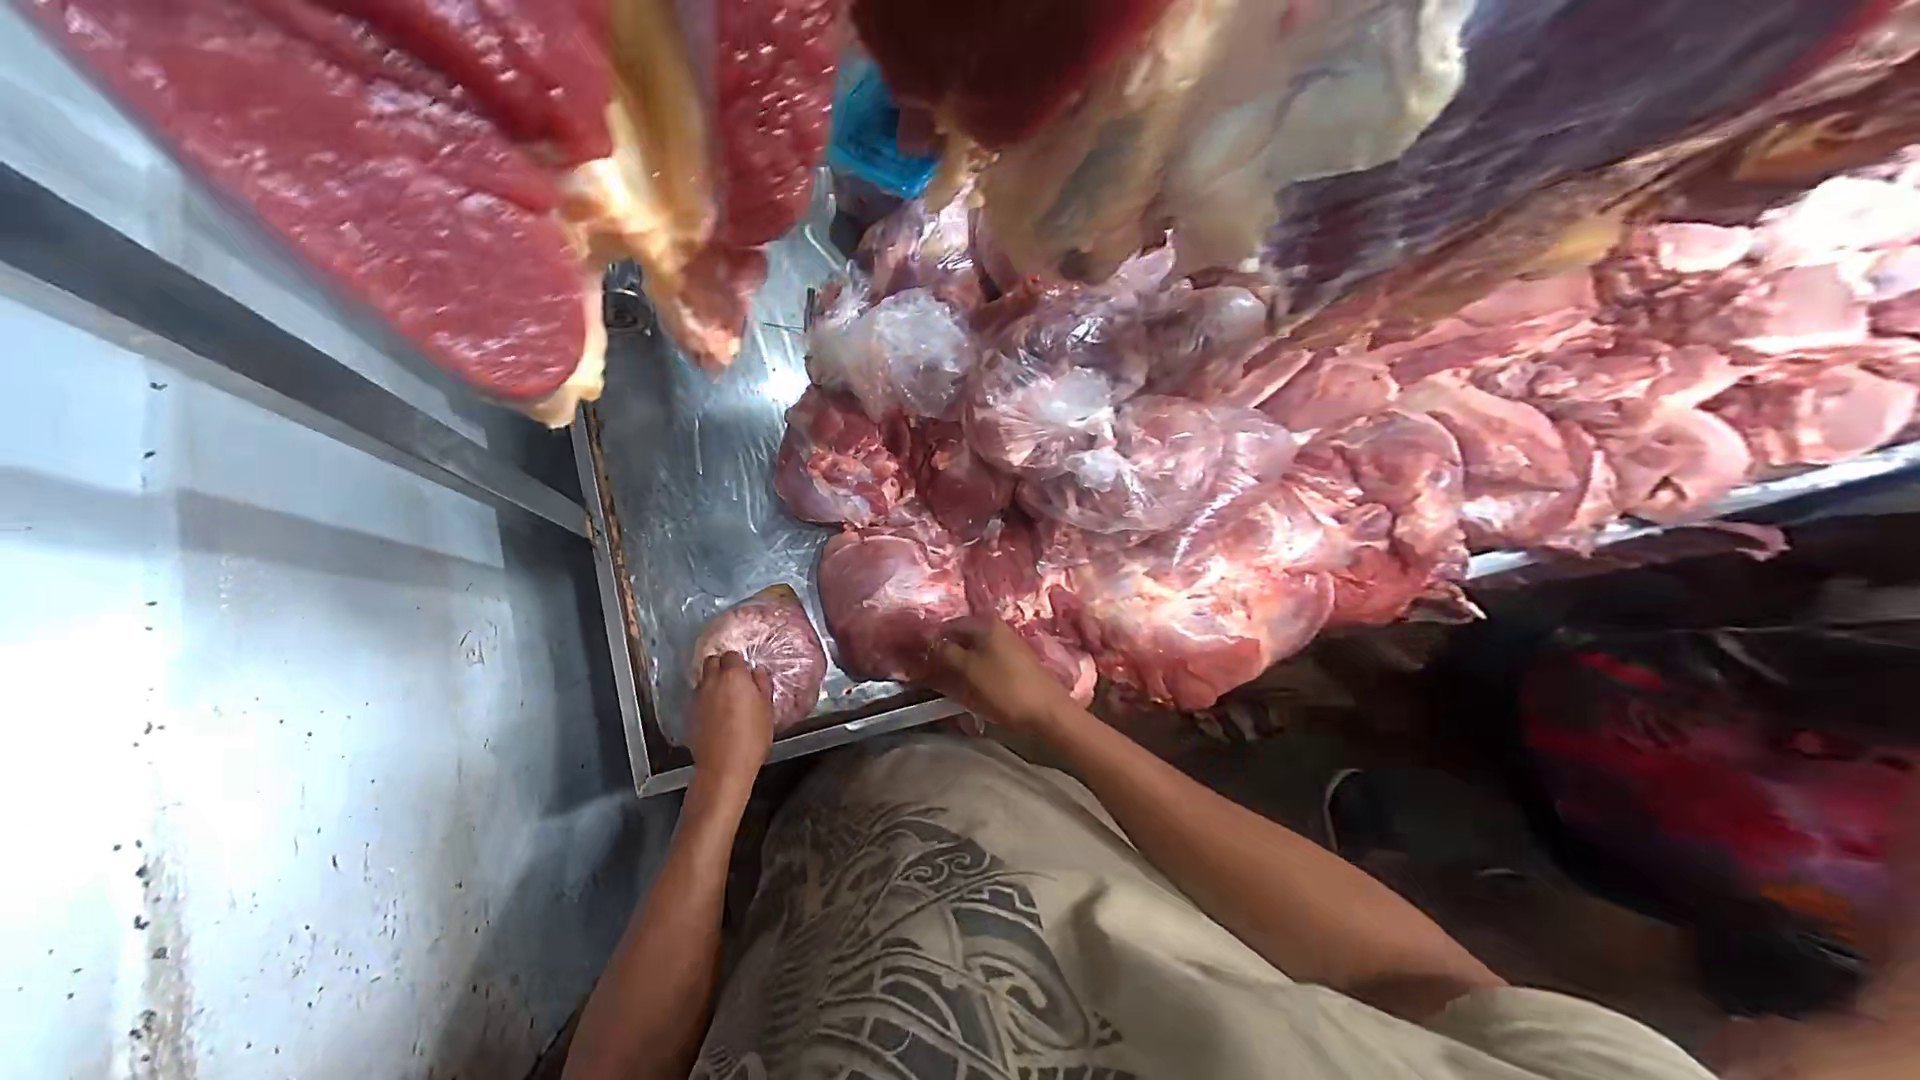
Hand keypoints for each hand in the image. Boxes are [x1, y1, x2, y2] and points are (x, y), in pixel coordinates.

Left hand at [691, 652, 773, 782]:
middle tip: (735, 679)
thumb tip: (757, 673)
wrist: (724, 767)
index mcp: (733, 676)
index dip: (739, 662)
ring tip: (726, 697)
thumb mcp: (767, 709)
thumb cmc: (751, 737)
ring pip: (703, 679)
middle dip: (722, 666)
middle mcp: (712, 682)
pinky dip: (706, 699)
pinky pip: (698, 697)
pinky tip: (717, 713)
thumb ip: (762, 685)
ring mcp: (698, 697)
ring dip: (713, 682)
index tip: (746, 672)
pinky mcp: (690, 713)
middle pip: (712, 661)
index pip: (732, 655)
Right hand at [929, 617, 1082, 736]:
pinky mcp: (1014, 661)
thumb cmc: (1005, 687)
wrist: (1047, 711)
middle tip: (929, 671)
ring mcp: (1007, 644)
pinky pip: (985, 660)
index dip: (932, 640)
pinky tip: (966, 684)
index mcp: (986, 623)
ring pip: (973, 650)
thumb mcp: (969, 669)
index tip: (917, 657)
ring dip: (958, 663)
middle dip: (945, 651)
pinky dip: (972, 669)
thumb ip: (946, 651)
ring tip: (944, 680)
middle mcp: (997, 627)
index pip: (949, 625)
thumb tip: (927, 638)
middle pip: (962, 636)